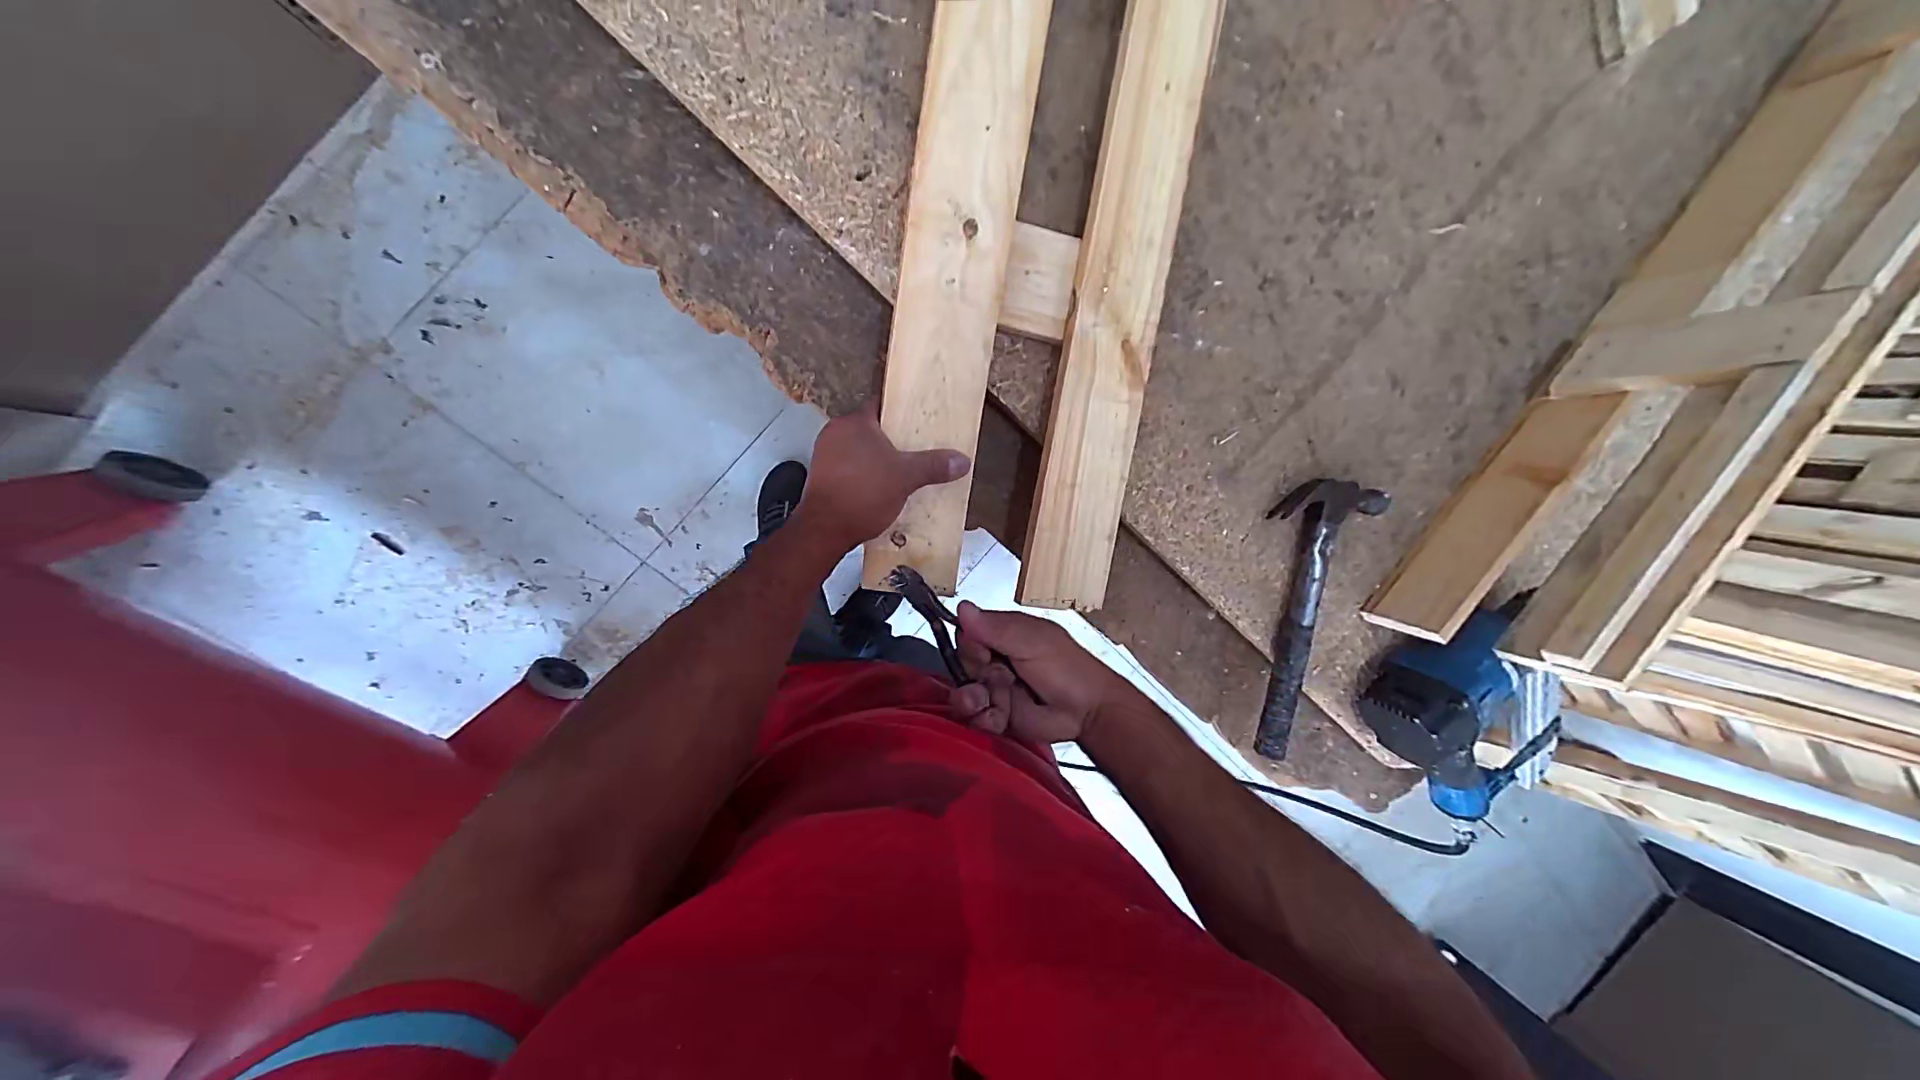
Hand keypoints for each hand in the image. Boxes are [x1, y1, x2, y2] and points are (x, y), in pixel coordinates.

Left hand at [794, 402, 970, 552]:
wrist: (825, 530)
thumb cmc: (861, 494)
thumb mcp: (906, 477)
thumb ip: (934, 466)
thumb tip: (961, 461)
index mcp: (854, 423)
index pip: (881, 405)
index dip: (901, 411)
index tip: (918, 419)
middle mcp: (835, 433)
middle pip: (871, 429)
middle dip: (893, 440)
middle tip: (917, 448)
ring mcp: (825, 456)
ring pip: (860, 451)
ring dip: (879, 460)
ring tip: (903, 471)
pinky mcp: (823, 478)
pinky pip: (850, 469)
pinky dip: (866, 476)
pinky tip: (882, 489)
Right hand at [948, 602, 1144, 744]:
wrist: (1088, 712)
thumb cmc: (1068, 669)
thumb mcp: (1031, 641)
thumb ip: (994, 627)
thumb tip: (963, 607)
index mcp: (1004, 635)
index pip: (967, 636)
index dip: (968, 646)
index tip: (982, 652)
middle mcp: (997, 661)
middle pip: (962, 666)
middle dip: (971, 675)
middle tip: (994, 677)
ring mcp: (997, 689)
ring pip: (964, 693)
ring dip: (972, 699)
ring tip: (989, 702)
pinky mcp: (998, 715)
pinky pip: (975, 718)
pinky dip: (985, 719)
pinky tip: (1000, 716)